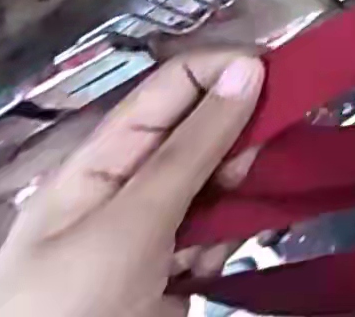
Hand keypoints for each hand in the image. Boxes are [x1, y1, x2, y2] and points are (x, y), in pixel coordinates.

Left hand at [0, 53, 264, 316]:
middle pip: (213, 122)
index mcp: (102, 161)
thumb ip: (194, 145)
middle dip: (250, 133)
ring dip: (249, 184)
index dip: (230, 69)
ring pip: (233, 167)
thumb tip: (253, 62)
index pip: (177, 83)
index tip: (286, 78)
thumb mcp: (128, 226)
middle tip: (263, 158)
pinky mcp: (187, 253)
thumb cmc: (68, 311)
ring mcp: (161, 220)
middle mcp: (133, 180)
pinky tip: (223, 257)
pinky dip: (242, 227)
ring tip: (236, 222)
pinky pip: (236, 213)